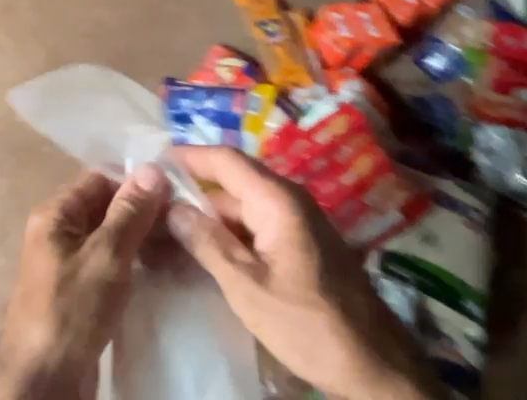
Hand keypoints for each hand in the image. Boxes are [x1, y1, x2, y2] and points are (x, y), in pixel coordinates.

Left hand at [0, 165, 170, 399]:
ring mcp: (66, 263)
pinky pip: (107, 264)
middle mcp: (57, 232)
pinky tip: (159, 271)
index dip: (134, 183)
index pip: (99, 180)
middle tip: (182, 222)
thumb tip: (151, 167)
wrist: (43, 380)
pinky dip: (131, 263)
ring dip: (139, 239)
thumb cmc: (71, 310)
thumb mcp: (105, 257)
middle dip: (140, 212)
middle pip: (104, 207)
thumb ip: (129, 214)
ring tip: (178, 245)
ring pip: (108, 237)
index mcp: (55, 214)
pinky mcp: (78, 292)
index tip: (174, 193)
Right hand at [166, 146, 439, 399]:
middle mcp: (289, 200)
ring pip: (243, 205)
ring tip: (167, 228)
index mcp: (277, 200)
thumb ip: (207, 242)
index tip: (150, 163)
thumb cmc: (310, 324)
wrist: (376, 368)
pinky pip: (257, 225)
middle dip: (191, 190)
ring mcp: (298, 222)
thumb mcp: (247, 287)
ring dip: (208, 214)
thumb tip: (171, 207)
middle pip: (232, 180)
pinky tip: (203, 250)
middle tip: (151, 205)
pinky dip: (228, 232)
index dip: (186, 157)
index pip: (224, 159)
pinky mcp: (302, 245)